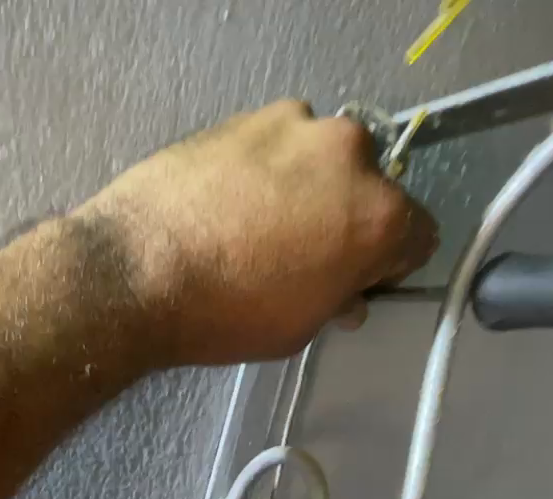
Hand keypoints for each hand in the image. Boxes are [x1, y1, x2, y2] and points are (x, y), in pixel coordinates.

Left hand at [76, 99, 438, 366]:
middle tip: (296, 258)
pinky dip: (260, 172)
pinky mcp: (243, 115)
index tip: (356, 282)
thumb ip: (337, 300)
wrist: (134, 272)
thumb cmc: (224, 315)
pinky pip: (272, 147)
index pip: (418, 237)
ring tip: (249, 229)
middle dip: (343, 222)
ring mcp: (294, 124)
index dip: (387, 267)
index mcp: (379, 215)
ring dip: (302, 189)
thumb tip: (345, 291)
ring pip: (318, 162)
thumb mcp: (297, 330)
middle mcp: (350, 153)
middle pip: (368, 190)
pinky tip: (222, 205)